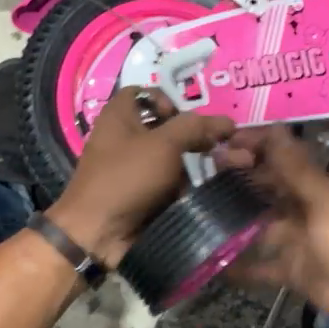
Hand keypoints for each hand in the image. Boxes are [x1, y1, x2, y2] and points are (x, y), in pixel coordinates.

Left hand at [46, 89, 234, 265]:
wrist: (99, 234)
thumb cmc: (126, 177)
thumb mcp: (163, 144)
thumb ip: (194, 127)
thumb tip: (225, 122)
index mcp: (119, 117)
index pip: (142, 93)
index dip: (165, 99)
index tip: (182, 116)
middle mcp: (125, 140)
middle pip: (166, 129)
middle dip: (197, 137)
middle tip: (221, 147)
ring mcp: (134, 171)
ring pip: (175, 160)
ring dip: (199, 165)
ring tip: (229, 171)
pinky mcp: (144, 198)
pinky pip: (172, 186)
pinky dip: (190, 188)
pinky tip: (211, 192)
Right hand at [224, 128, 328, 327]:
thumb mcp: (323, 200)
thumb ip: (295, 169)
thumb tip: (275, 128)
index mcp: (314, 186)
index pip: (281, 156)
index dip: (255, 146)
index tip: (224, 145)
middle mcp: (301, 208)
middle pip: (266, 187)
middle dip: (239, 178)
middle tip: (204, 175)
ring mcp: (295, 240)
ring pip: (259, 224)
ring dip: (235, 217)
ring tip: (200, 211)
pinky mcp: (290, 269)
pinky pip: (260, 266)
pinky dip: (240, 265)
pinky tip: (214, 262)